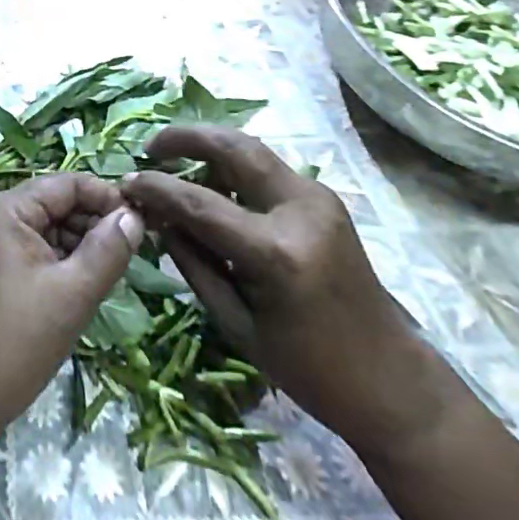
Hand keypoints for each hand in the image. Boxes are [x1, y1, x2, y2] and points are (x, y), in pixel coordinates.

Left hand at [0, 173, 143, 435]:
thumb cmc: (20, 336)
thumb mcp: (74, 291)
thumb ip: (108, 249)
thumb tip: (135, 215)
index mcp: (10, 209)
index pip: (69, 184)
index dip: (108, 196)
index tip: (148, 220)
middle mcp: (2, 217)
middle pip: (62, 204)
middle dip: (100, 221)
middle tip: (142, 248)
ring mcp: (2, 244)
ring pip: (57, 229)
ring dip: (89, 243)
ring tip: (123, 267)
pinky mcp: (6, 270)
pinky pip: (46, 252)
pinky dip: (72, 262)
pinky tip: (96, 281)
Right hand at [119, 127, 451, 452]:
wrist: (393, 382)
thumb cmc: (308, 367)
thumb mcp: (235, 322)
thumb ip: (193, 262)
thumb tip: (156, 219)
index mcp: (277, 254)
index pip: (199, 202)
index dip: (155, 188)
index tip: (125, 183)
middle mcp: (302, 213)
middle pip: (234, 148)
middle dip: (186, 137)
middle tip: (151, 148)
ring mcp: (320, 201)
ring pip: (252, 150)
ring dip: (209, 149)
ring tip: (174, 166)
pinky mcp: (325, 202)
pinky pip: (267, 169)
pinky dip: (232, 167)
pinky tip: (212, 185)